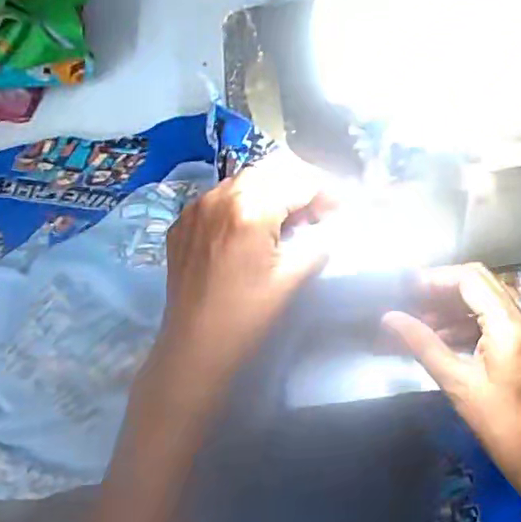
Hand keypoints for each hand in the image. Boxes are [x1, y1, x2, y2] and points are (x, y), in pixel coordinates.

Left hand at [150, 152, 330, 390]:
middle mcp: (218, 197)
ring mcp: (194, 209)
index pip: (297, 181)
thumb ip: (314, 244)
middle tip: (315, 213)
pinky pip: (217, 200)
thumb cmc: (247, 317)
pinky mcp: (181, 225)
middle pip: (269, 173)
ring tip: (284, 221)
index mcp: (249, 208)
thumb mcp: (291, 279)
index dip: (325, 191)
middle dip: (296, 186)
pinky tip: (250, 230)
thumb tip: (324, 229)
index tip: (340, 208)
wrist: (194, 348)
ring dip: (268, 192)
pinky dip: (239, 205)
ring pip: (241, 182)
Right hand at [382, 264, 520, 504]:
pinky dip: (461, 322)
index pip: (469, 279)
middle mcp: (519, 320)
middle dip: (440, 289)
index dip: (434, 278)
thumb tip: (390, 319)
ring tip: (416, 321)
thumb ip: (423, 344)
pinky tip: (437, 338)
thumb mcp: (457, 382)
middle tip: (408, 301)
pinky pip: (488, 321)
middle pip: (478, 283)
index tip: (405, 290)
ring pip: (482, 302)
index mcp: (507, 323)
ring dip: (450, 306)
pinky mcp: (518, 347)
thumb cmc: (501, 423)